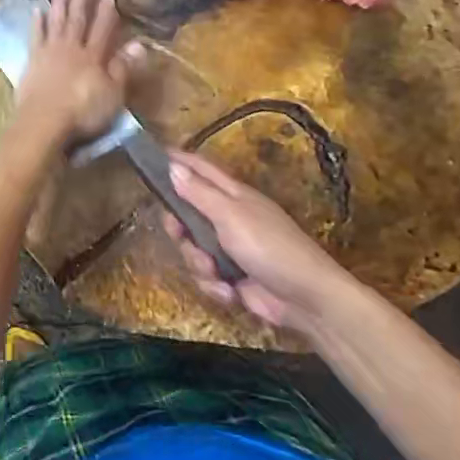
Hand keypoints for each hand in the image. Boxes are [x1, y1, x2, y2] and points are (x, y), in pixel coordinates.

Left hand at [11, 0, 143, 147]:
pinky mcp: (32, 60)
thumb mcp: (112, 94)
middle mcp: (71, 49)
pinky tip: (37, 10)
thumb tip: (139, 44)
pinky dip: (37, 22)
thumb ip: (123, 68)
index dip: (106, 13)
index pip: (103, 30)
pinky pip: (35, 35)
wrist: (43, 120)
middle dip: (81, 3)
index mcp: (93, 57)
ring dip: (59, 5)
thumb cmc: (83, 111)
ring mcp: (49, 52)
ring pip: (56, 23)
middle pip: (77, 22)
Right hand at [161, 151, 357, 335]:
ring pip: (192, 248)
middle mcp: (229, 218)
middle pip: (186, 213)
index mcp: (233, 195)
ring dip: (198, 264)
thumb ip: (198, 192)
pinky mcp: (232, 278)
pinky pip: (205, 276)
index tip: (151, 158)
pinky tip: (229, 292)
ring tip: (215, 273)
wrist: (309, 301)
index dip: (177, 161)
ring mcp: (230, 249)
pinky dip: (213, 286)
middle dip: (179, 228)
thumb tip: (172, 166)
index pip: (200, 168)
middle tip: (180, 234)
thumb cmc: (270, 247)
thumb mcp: (230, 215)